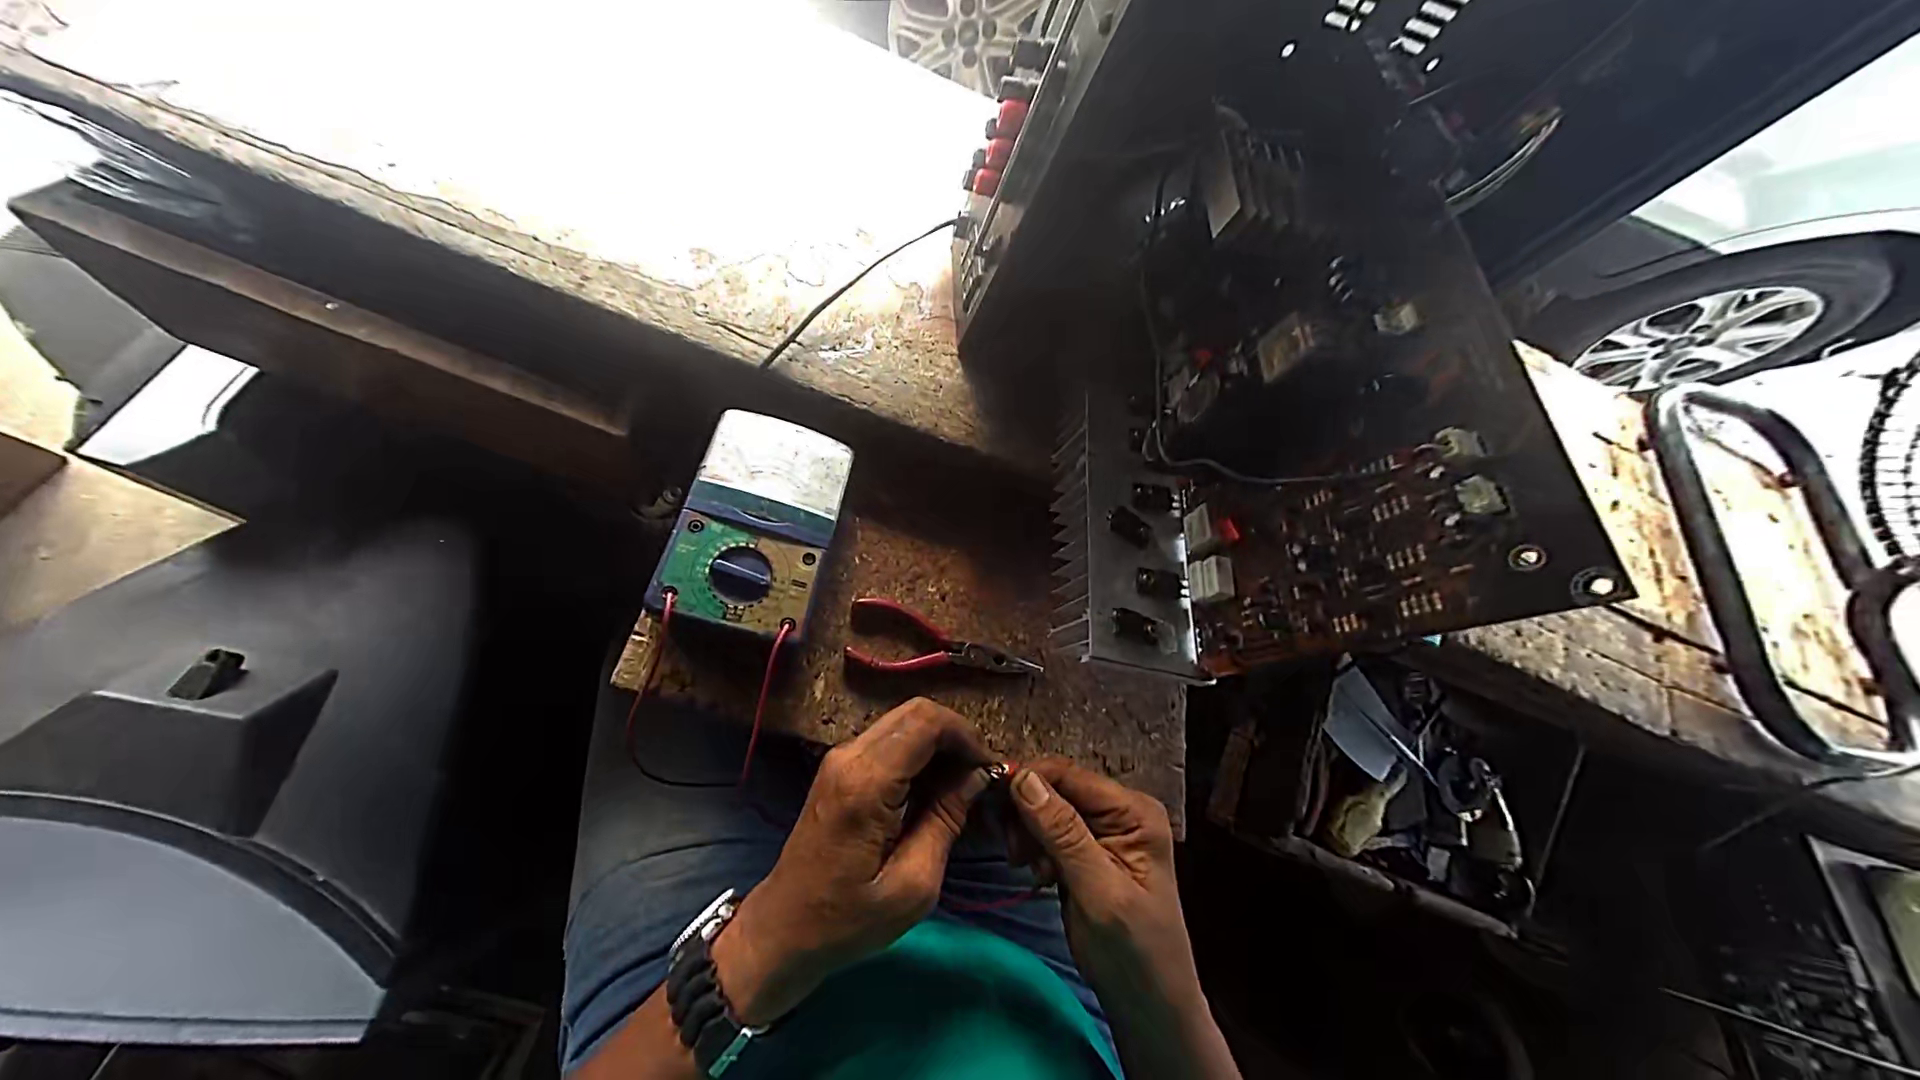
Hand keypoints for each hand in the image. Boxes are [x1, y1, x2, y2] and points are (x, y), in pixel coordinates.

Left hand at [711, 698, 994, 1025]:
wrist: (783, 930)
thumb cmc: (847, 919)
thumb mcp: (914, 884)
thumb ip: (947, 820)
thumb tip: (977, 776)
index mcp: (866, 783)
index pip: (926, 721)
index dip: (967, 736)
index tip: (988, 770)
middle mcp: (849, 756)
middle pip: (916, 712)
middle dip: (956, 737)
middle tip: (977, 778)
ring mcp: (840, 757)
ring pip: (904, 722)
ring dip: (938, 745)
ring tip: (959, 787)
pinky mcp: (840, 766)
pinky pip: (890, 740)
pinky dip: (919, 754)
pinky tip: (931, 790)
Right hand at [1009, 759, 1240, 1078]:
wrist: (1149, 1007)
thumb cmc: (1133, 952)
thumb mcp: (1098, 891)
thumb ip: (1062, 833)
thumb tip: (1023, 779)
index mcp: (1134, 810)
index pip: (1070, 774)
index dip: (1028, 780)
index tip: (992, 802)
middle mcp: (1120, 810)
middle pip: (1056, 788)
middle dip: (1027, 814)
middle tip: (1015, 853)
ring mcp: (1103, 830)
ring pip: (1047, 809)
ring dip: (1029, 833)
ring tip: (1030, 869)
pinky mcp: (1086, 850)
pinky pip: (1049, 832)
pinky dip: (1035, 848)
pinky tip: (1039, 875)